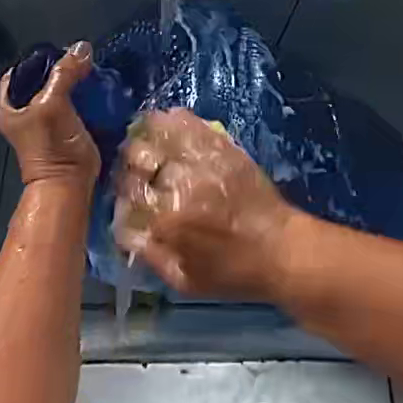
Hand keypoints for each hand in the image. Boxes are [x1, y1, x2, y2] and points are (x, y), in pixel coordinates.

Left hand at [0, 42, 100, 189]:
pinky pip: (77, 106)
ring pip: (63, 93)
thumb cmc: (52, 146)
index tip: (59, 54)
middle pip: (44, 81)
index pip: (21, 71)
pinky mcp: (68, 131)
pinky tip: (98, 91)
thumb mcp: (53, 103)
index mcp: (10, 107)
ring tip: (92, 74)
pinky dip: (87, 98)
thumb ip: (64, 74)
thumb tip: (82, 48)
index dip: (38, 61)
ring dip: (77, 84)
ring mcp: (48, 123)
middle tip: (81, 63)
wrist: (69, 185)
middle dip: (63, 71)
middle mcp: (26, 114)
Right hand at [111, 108, 306, 301]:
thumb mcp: (183, 280)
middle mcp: (179, 183)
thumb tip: (124, 229)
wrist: (281, 250)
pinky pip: (187, 122)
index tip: (127, 197)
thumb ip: (149, 254)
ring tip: (149, 148)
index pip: (126, 192)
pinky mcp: (221, 146)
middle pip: (135, 156)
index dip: (121, 192)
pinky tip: (167, 128)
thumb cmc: (232, 273)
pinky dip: (171, 121)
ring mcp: (201, 160)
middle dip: (130, 164)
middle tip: (138, 173)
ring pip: (156, 132)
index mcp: (166, 218)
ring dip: (146, 139)